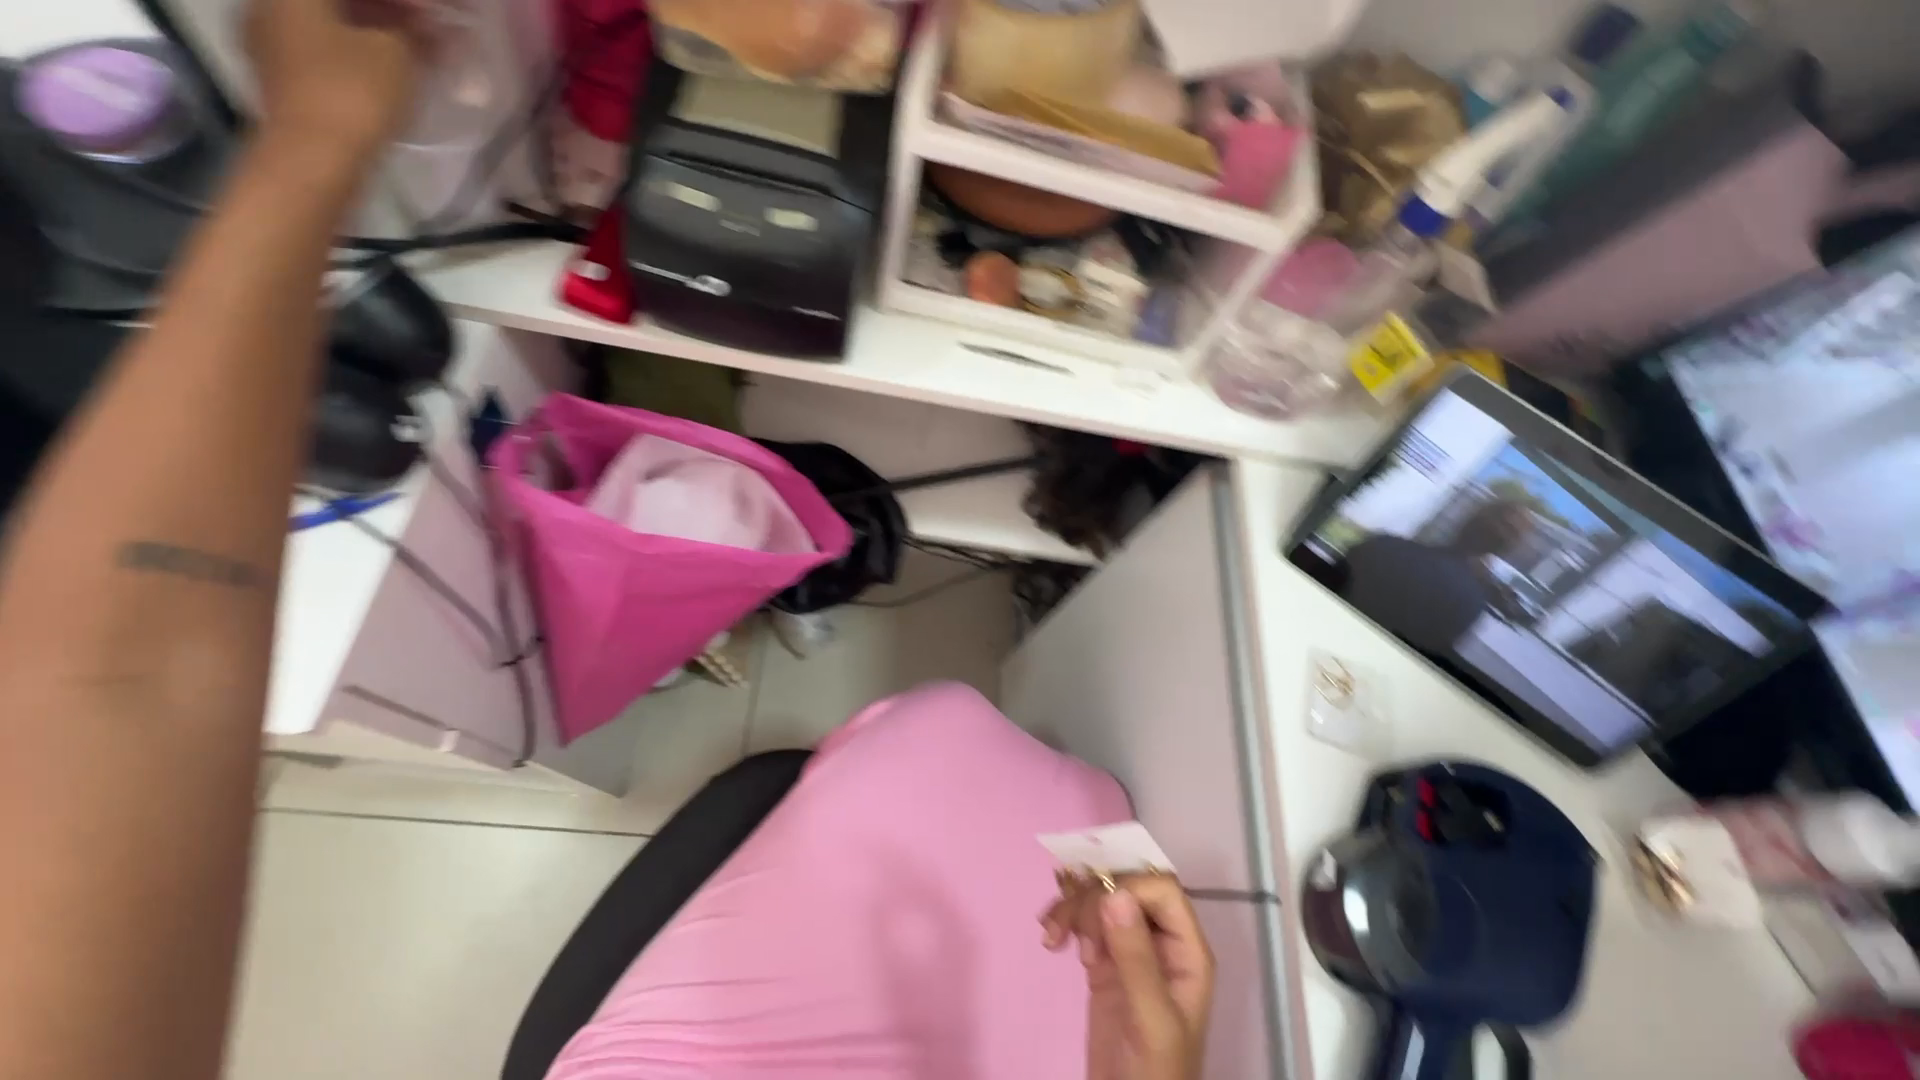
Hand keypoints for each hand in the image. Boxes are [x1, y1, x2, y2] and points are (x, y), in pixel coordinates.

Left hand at [245, 0, 426, 161]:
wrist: (314, 156)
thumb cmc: (353, 92)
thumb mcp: (397, 56)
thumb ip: (414, 33)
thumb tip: (430, 25)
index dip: (394, 2)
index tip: (422, 14)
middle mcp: (268, 6)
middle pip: (329, 4)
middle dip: (374, 11)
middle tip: (413, 30)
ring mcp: (265, 43)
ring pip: (319, 25)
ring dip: (358, 34)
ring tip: (398, 53)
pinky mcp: (275, 79)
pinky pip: (315, 53)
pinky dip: (345, 57)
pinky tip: (373, 74)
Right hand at [1042, 873, 1215, 1079]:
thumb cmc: (1155, 1073)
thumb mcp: (1151, 1019)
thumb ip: (1136, 957)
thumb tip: (1115, 893)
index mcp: (1187, 951)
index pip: (1161, 889)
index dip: (1127, 888)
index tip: (1096, 915)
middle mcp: (1160, 943)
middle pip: (1126, 887)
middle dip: (1092, 899)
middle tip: (1071, 933)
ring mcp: (1130, 951)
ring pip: (1101, 900)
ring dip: (1072, 908)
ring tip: (1053, 936)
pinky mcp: (1103, 964)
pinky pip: (1084, 924)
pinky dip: (1064, 922)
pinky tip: (1052, 940)